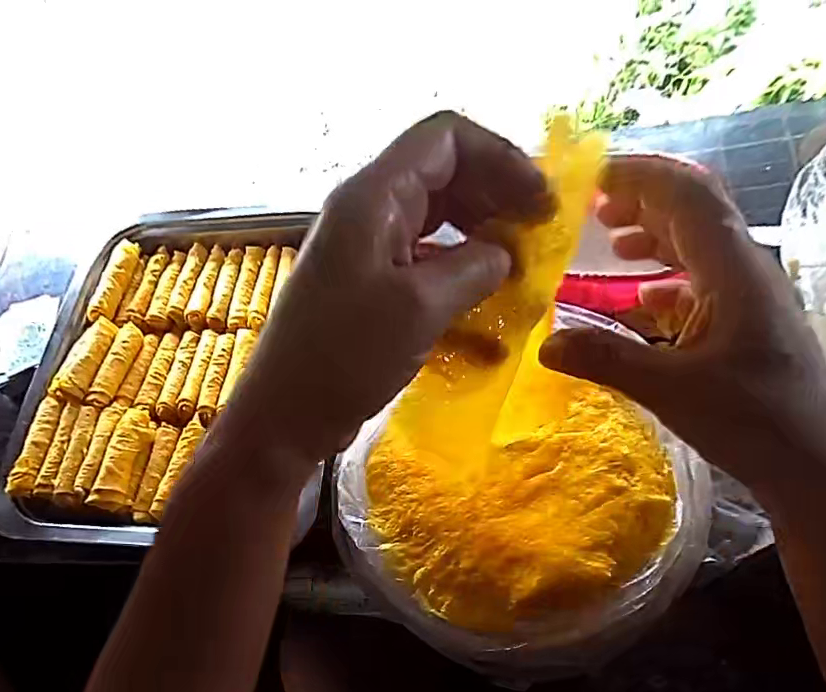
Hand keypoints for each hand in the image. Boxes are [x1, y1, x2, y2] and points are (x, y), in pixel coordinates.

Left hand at [224, 112, 551, 472]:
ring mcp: (360, 257)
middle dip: (494, 200)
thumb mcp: (420, 307)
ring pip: (432, 227)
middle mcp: (364, 217)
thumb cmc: (345, 357)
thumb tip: (504, 253)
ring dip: (477, 243)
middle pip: (441, 179)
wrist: (284, 418)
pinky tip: (480, 307)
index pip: (446, 139)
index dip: (502, 159)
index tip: (540, 203)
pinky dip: (452, 279)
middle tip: (535, 237)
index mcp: (371, 198)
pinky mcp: (362, 296)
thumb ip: (474, 266)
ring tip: (516, 272)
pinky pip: (417, 269)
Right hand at [537, 154, 825, 504]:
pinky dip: (659, 280)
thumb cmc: (752, 420)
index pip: (688, 199)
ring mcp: (744, 300)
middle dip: (643, 199)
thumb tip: (546, 343)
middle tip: (589, 204)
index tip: (591, 175)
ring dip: (651, 235)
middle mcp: (743, 273)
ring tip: (607, 236)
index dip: (641, 177)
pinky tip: (633, 297)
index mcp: (734, 273)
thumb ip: (607, 360)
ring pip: (694, 248)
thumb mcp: (671, 389)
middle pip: (693, 213)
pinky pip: (694, 286)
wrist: (813, 463)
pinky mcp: (739, 327)